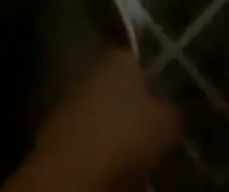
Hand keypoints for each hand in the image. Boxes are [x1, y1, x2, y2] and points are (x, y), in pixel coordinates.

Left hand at [11, 52, 179, 191]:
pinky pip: (89, 138)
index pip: (141, 64)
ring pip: (105, 116)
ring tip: (134, 161)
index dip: (155, 88)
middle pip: (122, 91)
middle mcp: (94, 69)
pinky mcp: (56, 128)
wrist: (72, 168)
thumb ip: (172, 113)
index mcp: (120, 58)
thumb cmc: (126, 134)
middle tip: (152, 140)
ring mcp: (71, 98)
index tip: (164, 112)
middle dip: (136, 114)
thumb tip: (169, 113)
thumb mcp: (167, 124)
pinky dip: (99, 151)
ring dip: (118, 134)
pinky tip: (111, 169)